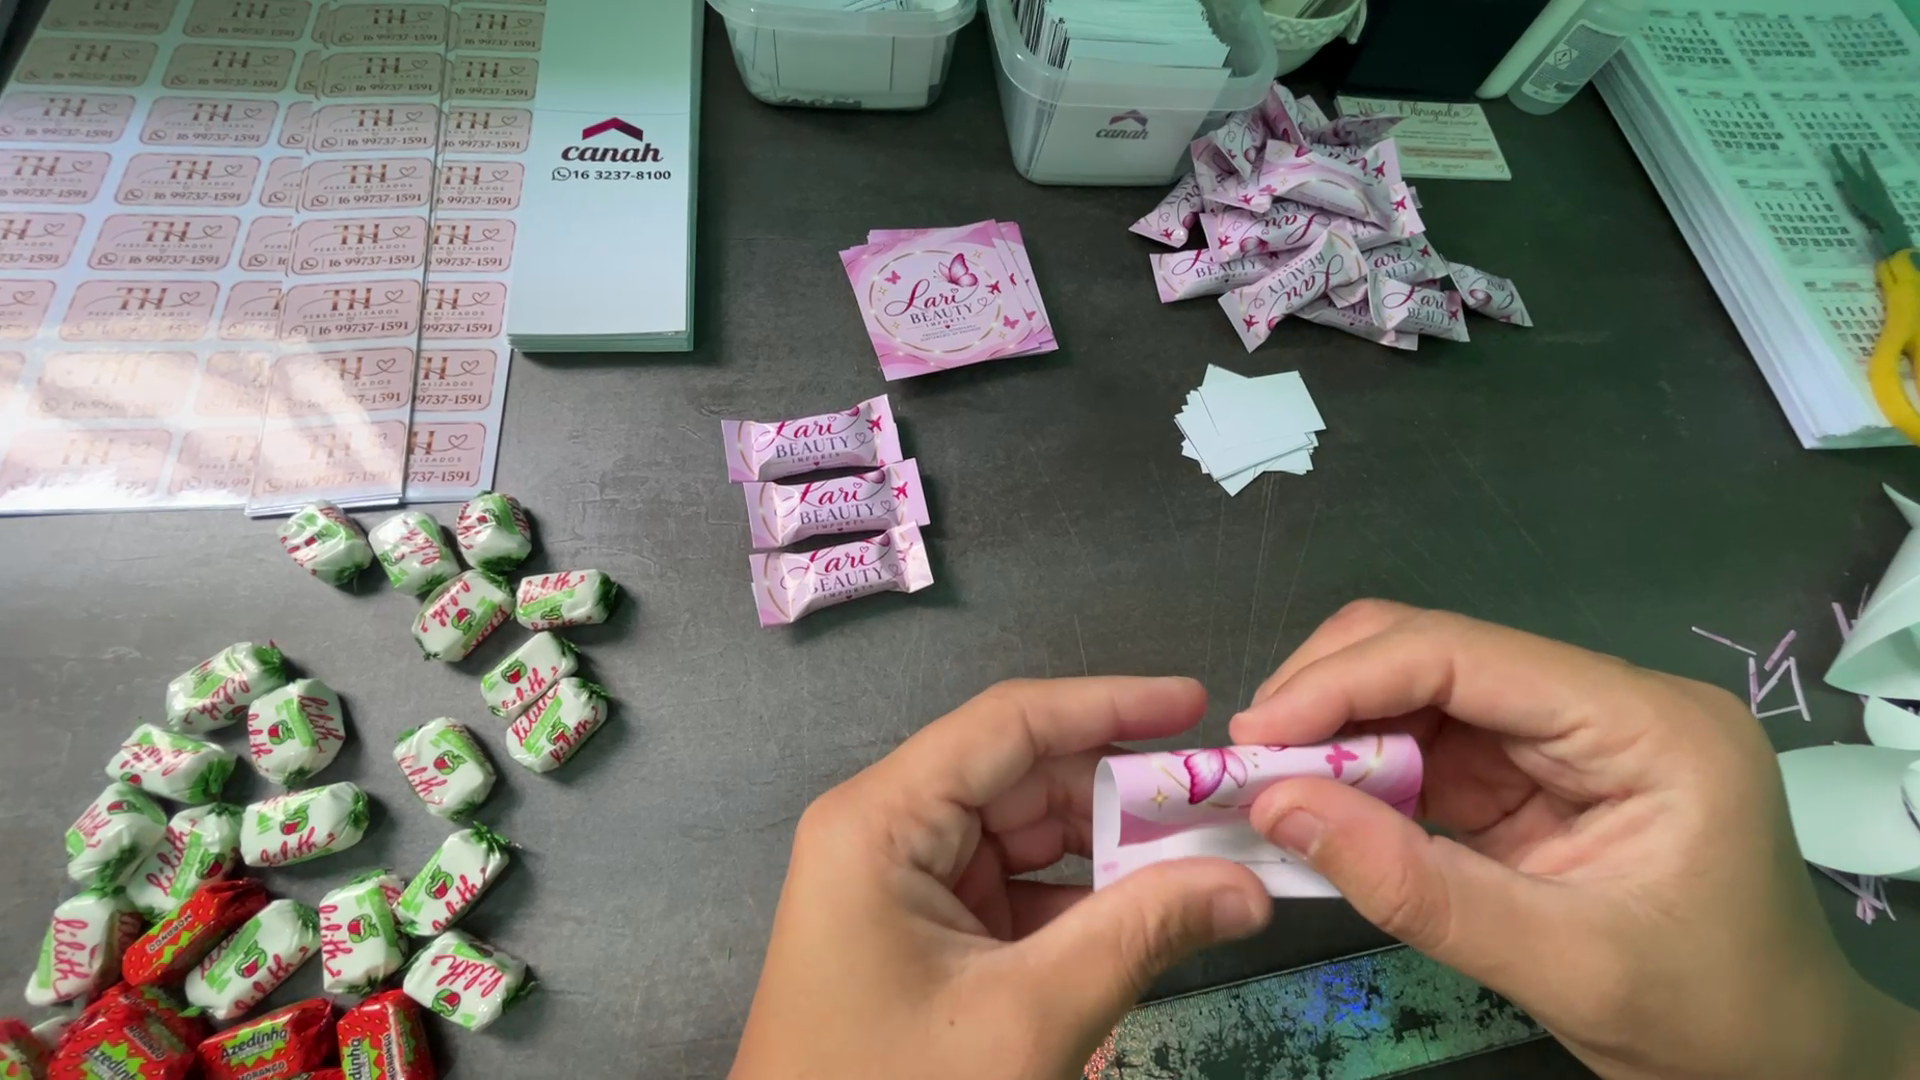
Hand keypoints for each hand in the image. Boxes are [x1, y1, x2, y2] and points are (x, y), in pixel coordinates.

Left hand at [730, 677, 1270, 1079]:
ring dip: (1109, 841)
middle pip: (1021, 773)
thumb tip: (1246, 888)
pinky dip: (1080, 890)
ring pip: (1024, 826)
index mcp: (883, 816)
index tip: (1191, 702)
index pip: (1008, 724)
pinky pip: (1014, 879)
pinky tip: (1146, 902)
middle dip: (1121, 785)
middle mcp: (888, 822)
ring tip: (1200, 848)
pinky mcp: (926, 914)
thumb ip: (1138, 937)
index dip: (1106, 703)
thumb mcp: (1022, 1019)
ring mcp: (905, 870)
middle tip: (1219, 795)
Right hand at [1230, 600, 1919, 1079]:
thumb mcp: (1565, 969)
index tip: (1255, 733)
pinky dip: (1346, 756)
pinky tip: (1318, 792)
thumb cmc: (1709, 1023)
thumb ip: (1413, 886)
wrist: (1781, 1069)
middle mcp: (1586, 697)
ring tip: (1274, 776)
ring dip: (1325, 722)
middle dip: (1323, 691)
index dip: (1342, 680)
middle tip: (1253, 755)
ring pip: (1398, 678)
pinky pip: (1403, 730)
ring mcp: (1543, 723)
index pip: (1458, 653)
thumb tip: (1274, 808)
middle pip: (1419, 643)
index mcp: (1639, 722)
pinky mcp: (1508, 756)